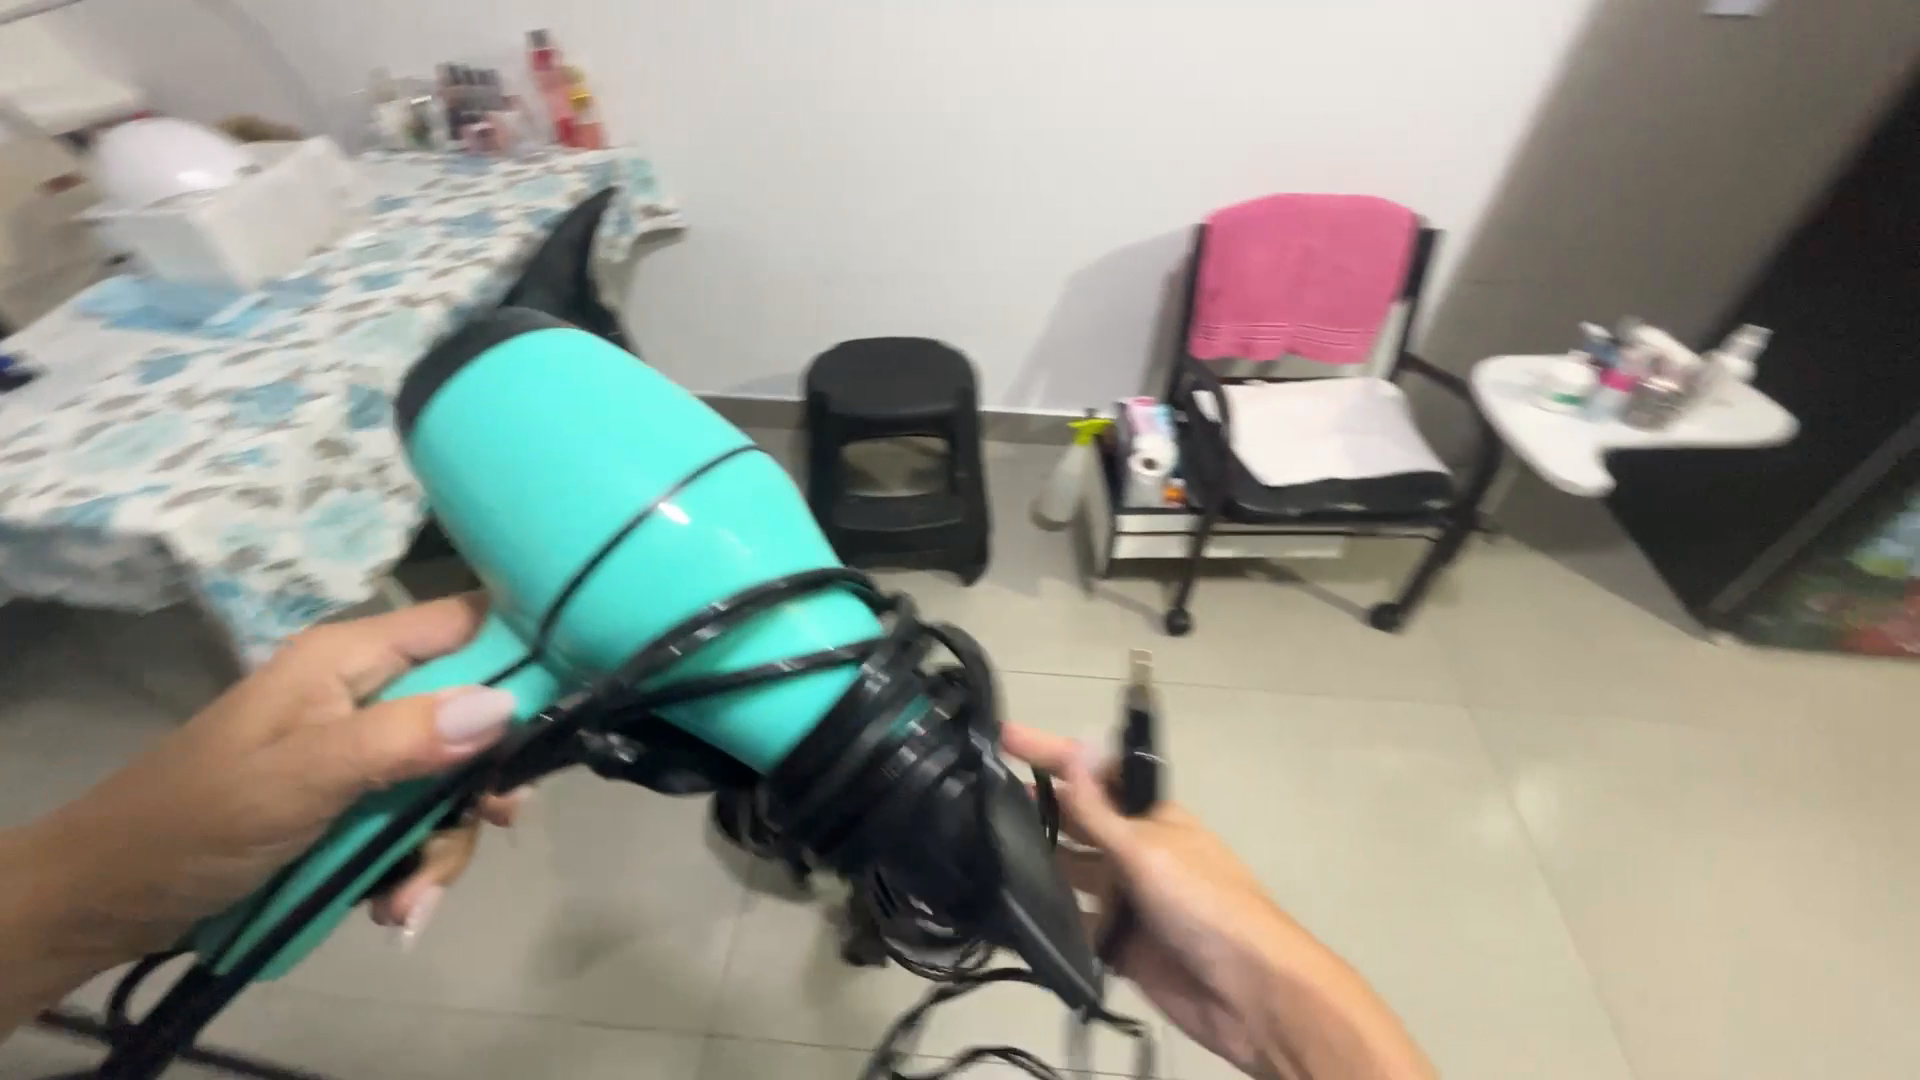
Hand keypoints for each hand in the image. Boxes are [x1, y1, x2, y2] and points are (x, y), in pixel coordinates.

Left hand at [22, 595, 524, 965]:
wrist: (102, 906)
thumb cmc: (191, 822)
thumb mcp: (298, 778)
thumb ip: (401, 737)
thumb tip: (507, 705)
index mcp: (357, 657)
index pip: (469, 620)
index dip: (528, 640)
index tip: (576, 685)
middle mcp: (378, 690)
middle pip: (480, 709)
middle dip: (490, 772)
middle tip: (498, 817)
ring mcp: (377, 745)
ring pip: (460, 773)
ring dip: (449, 838)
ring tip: (410, 898)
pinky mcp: (371, 793)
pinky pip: (428, 816)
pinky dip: (421, 862)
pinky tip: (396, 905)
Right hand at [1002, 724, 1434, 1079]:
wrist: (1250, 995)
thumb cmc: (1204, 903)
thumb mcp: (1148, 849)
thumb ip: (1101, 809)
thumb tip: (1072, 748)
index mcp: (1148, 814)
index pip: (1091, 771)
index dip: (1049, 752)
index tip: (1004, 735)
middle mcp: (1132, 847)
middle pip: (1075, 819)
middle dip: (1035, 804)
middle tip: (975, 796)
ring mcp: (1124, 895)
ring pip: (1069, 870)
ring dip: (1036, 860)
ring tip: (980, 849)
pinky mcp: (1117, 941)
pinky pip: (1075, 922)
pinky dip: (1048, 917)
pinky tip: (1008, 911)